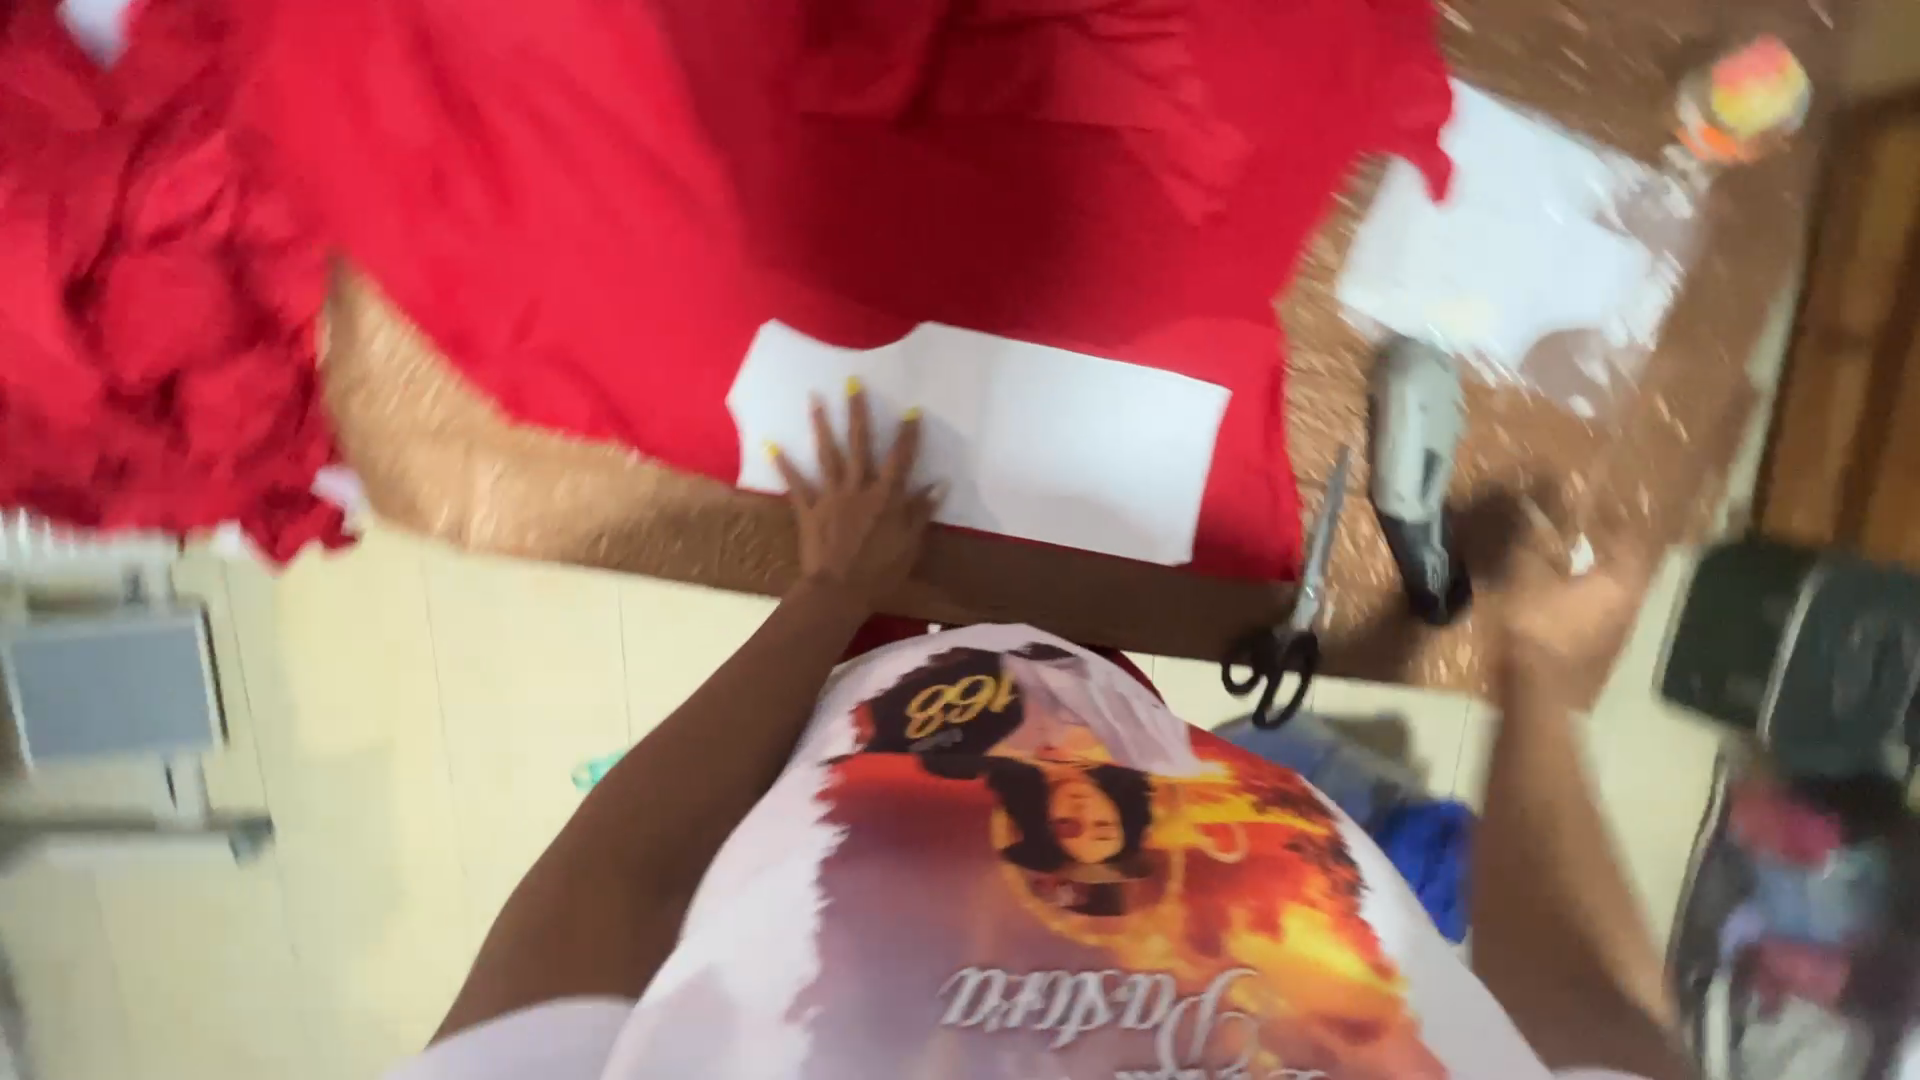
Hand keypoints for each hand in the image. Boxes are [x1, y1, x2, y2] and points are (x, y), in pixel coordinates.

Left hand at [771, 383, 936, 607]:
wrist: (839, 592)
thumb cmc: (880, 572)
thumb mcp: (910, 544)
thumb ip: (921, 512)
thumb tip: (938, 484)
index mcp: (885, 497)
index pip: (899, 459)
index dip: (907, 435)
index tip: (912, 410)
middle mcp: (857, 489)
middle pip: (859, 445)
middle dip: (857, 413)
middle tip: (853, 382)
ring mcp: (830, 497)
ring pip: (827, 456)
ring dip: (821, 427)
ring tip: (815, 400)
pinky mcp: (808, 511)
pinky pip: (796, 485)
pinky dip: (784, 466)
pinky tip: (772, 446)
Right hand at [1498, 525, 1658, 710]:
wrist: (1541, 689)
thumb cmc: (1537, 626)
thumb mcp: (1525, 579)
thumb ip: (1532, 547)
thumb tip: (1529, 517)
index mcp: (1620, 581)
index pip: (1630, 538)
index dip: (1616, 520)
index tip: (1601, 506)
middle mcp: (1631, 603)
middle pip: (1627, 566)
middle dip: (1607, 548)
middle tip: (1586, 532)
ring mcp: (1620, 629)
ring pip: (1615, 591)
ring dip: (1597, 575)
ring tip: (1573, 562)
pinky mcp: (1603, 648)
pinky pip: (1600, 612)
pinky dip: (1587, 598)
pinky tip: (1565, 599)